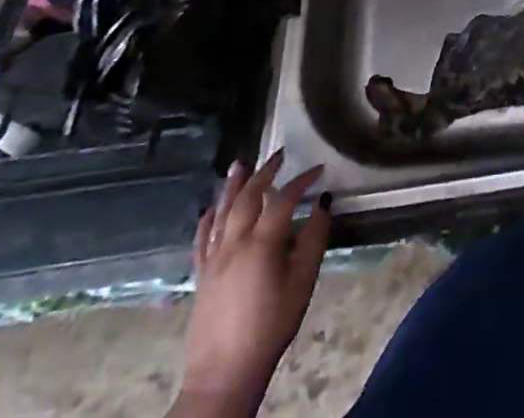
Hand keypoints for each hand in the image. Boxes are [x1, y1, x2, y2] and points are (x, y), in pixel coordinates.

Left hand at [173, 153, 329, 417]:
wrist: (226, 369)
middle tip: (279, 154)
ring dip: (233, 186)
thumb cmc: (273, 324)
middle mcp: (233, 243)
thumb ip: (314, 239)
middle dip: (265, 173)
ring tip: (239, 164)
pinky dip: (208, 217)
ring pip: (222, 212)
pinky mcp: (202, 274)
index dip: (302, 181)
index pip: (284, 199)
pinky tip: (211, 208)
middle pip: (248, 198)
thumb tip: (322, 204)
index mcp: (262, 243)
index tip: (319, 168)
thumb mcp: (304, 281)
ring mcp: (213, 258)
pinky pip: (202, 237)